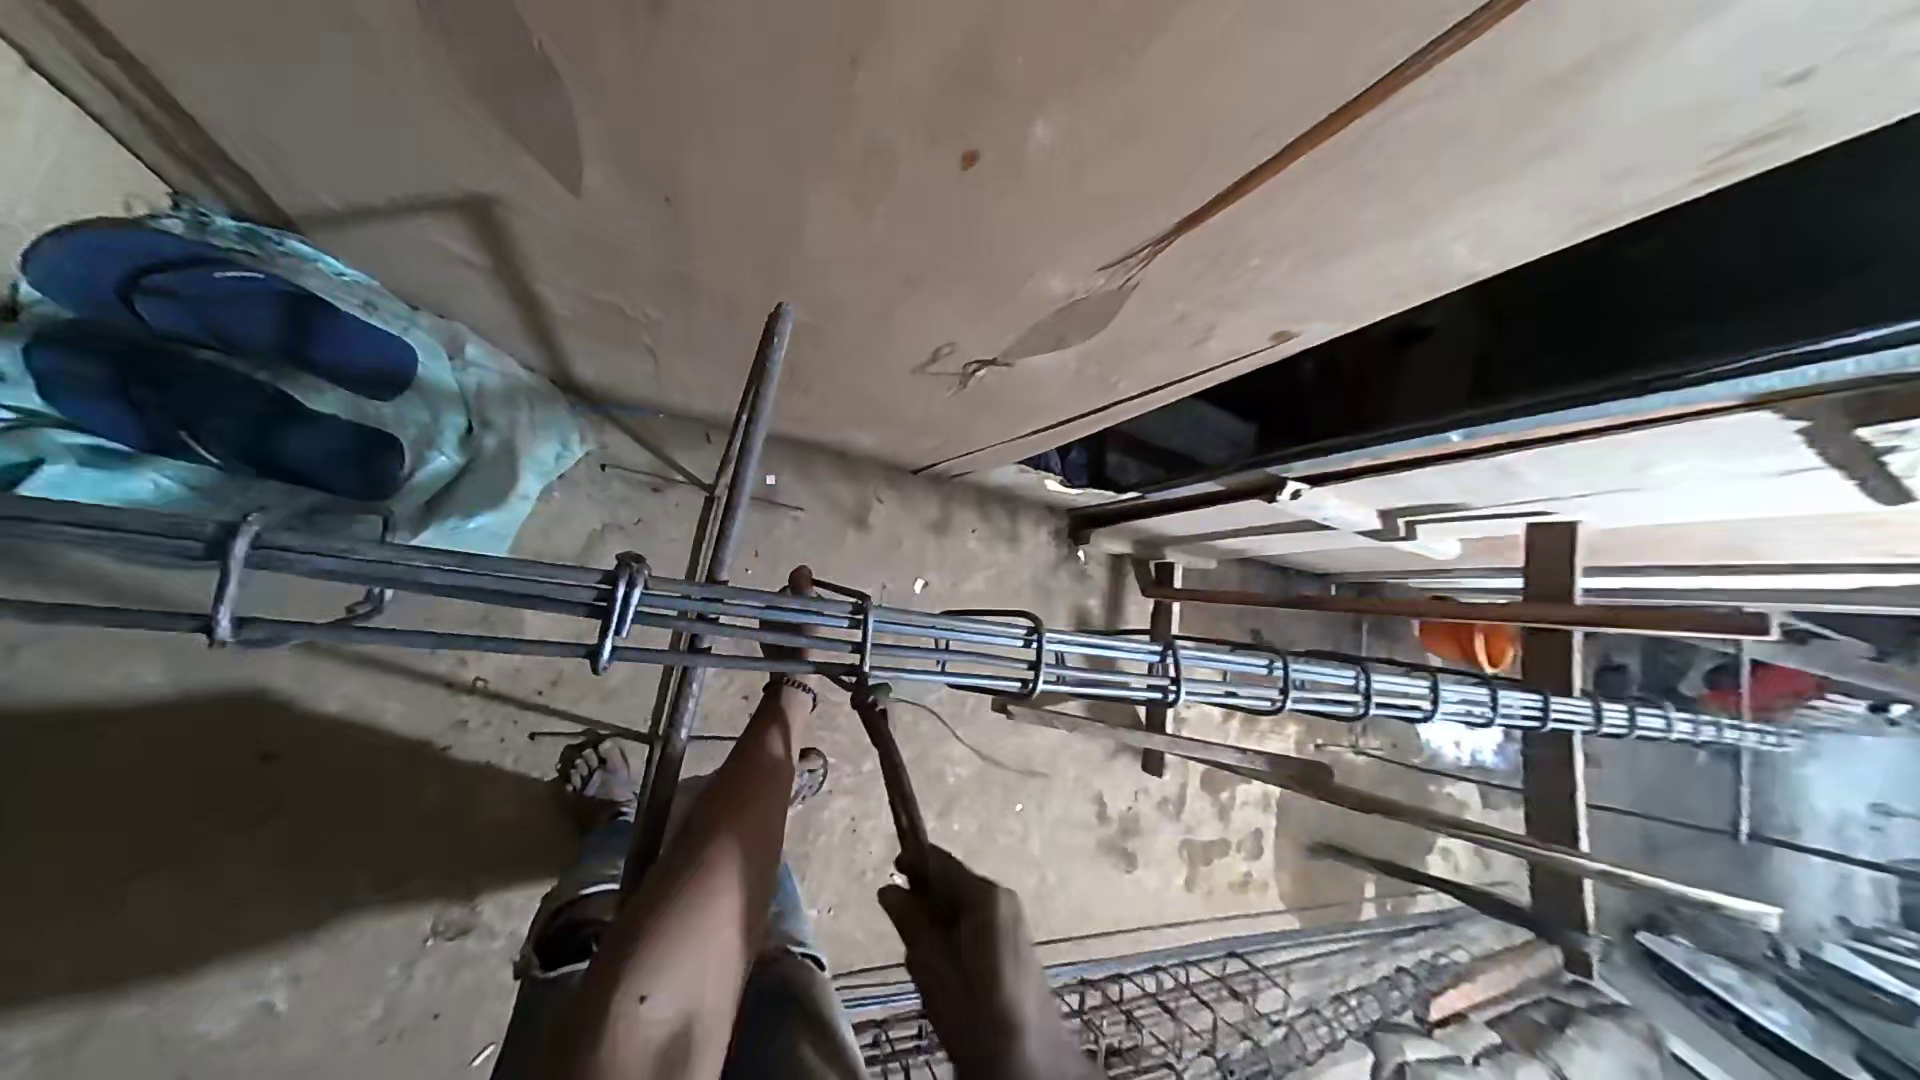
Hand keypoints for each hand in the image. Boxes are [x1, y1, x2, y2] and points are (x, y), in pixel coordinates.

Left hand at [759, 565, 816, 662]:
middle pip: (792, 605)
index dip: (806, 593)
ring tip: (820, 631)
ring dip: (807, 622)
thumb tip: (802, 568)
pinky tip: (813, 643)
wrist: (797, 679)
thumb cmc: (802, 641)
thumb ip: (802, 585)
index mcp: (766, 609)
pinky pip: (794, 636)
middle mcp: (764, 622)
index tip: (818, 604)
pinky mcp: (779, 655)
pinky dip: (804, 636)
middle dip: (808, 608)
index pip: (789, 591)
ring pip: (793, 621)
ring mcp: (770, 640)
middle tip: (820, 619)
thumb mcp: (806, 608)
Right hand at [878, 847, 1095, 1079]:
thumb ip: (911, 922)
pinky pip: (976, 920)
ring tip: (919, 947)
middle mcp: (1002, 897)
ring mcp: (1012, 918)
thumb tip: (889, 890)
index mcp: (984, 896)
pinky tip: (943, 961)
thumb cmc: (974, 1014)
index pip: (941, 862)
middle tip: (900, 916)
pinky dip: (955, 929)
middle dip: (925, 893)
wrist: (1028, 1061)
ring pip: (963, 903)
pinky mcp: (1014, 941)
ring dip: (938, 914)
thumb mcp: (931, 967)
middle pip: (954, 881)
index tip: (891, 863)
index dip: (914, 859)